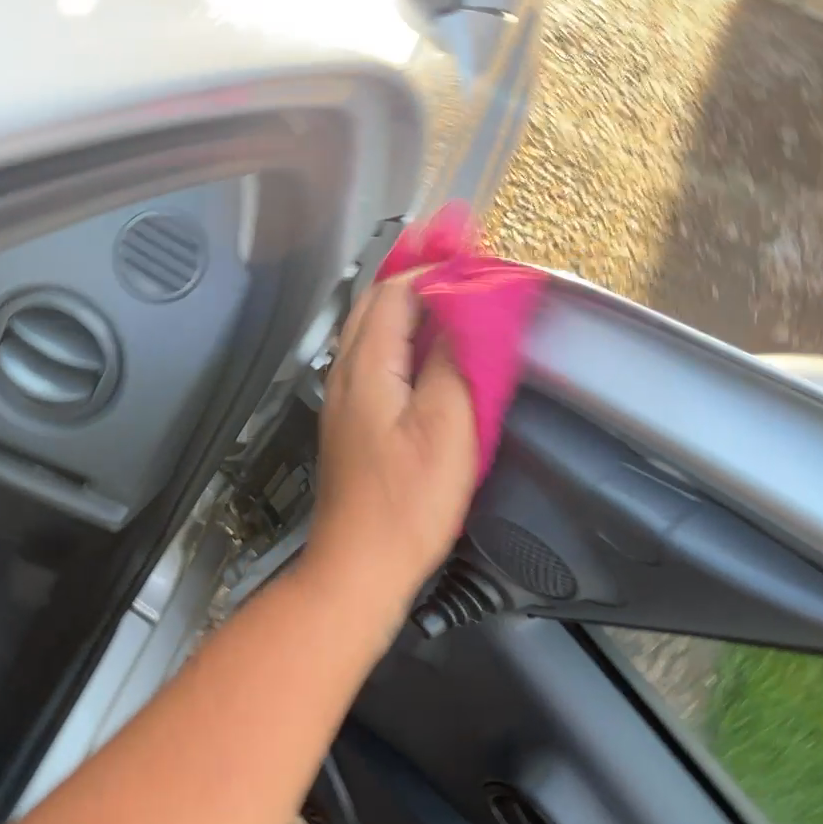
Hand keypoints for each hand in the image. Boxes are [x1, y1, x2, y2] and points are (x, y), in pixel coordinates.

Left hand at [307, 277, 478, 605]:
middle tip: (464, 262)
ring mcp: (343, 398)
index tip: (479, 258)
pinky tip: (429, 349)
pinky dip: (402, 338)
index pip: (396, 293)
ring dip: (409, 305)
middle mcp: (345, 374)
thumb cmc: (406, 504)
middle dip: (418, 276)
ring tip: (453, 293)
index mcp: (366, 368)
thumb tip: (465, 309)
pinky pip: (374, 360)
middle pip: (376, 306)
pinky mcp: (351, 421)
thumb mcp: (448, 429)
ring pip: (372, 332)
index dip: (437, 269)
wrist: (358, 564)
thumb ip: (454, 363)